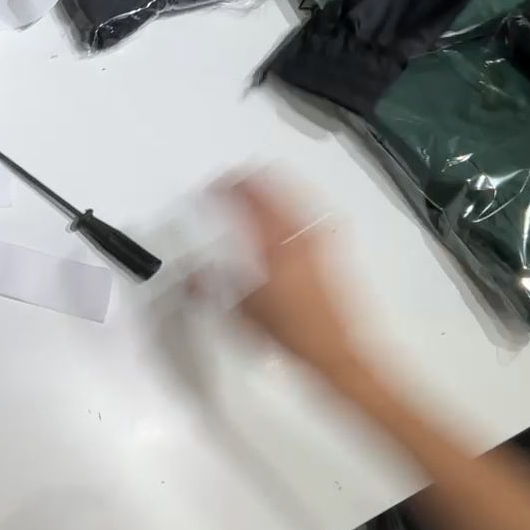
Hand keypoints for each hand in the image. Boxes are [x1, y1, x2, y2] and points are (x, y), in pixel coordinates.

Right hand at [212, 174, 369, 386]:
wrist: (337, 350)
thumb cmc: (291, 331)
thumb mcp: (239, 309)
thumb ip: (211, 285)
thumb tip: (191, 275)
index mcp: (272, 243)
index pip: (246, 199)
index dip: (224, 187)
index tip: (209, 187)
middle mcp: (299, 234)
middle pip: (274, 187)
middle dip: (249, 179)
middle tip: (229, 178)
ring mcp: (319, 239)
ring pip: (294, 193)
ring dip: (272, 184)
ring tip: (256, 183)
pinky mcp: (331, 248)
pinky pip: (307, 208)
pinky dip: (291, 199)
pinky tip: (286, 206)